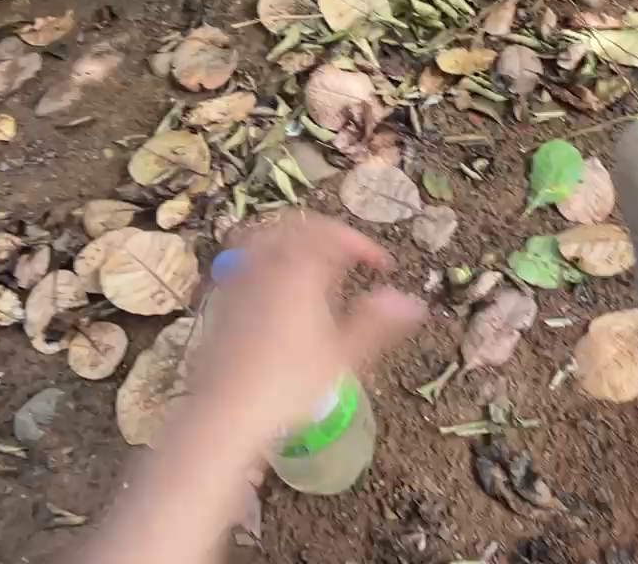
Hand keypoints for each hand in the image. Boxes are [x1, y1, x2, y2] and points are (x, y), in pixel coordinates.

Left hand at [189, 216, 425, 444]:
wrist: (224, 410)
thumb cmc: (289, 382)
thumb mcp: (342, 355)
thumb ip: (376, 323)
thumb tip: (413, 303)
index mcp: (301, 269)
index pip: (336, 236)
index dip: (363, 245)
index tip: (383, 265)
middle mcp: (269, 263)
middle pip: (300, 226)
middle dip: (329, 233)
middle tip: (350, 253)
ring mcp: (242, 277)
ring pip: (269, 236)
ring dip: (296, 238)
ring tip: (315, 257)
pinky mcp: (224, 296)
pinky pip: (248, 256)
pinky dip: (270, 255)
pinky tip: (279, 281)